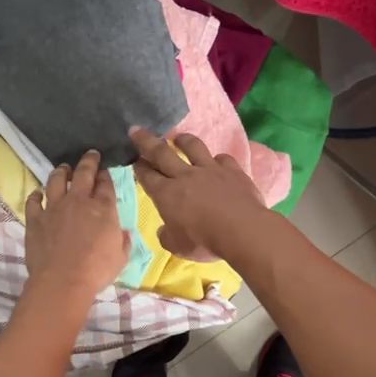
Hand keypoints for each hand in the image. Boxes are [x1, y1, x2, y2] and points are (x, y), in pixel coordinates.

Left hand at [24, 150, 129, 300]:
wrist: (62, 281)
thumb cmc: (96, 271)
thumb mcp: (121, 258)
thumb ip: (123, 241)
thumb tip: (124, 233)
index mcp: (103, 208)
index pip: (106, 184)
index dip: (106, 176)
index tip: (105, 173)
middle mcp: (78, 201)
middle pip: (84, 173)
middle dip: (89, 161)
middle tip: (91, 155)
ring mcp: (54, 207)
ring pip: (56, 180)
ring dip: (61, 171)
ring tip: (63, 168)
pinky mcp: (35, 218)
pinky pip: (33, 200)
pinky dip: (36, 195)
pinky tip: (37, 193)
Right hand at [130, 127, 271, 261]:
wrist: (242, 230)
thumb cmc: (203, 241)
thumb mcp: (176, 246)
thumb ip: (167, 236)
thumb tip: (165, 230)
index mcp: (166, 194)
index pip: (147, 177)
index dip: (139, 167)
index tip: (133, 159)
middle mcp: (185, 176)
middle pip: (162, 153)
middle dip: (146, 141)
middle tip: (136, 130)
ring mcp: (210, 170)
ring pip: (193, 147)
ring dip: (183, 140)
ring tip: (177, 137)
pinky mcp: (233, 171)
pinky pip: (223, 159)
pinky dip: (217, 159)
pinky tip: (217, 161)